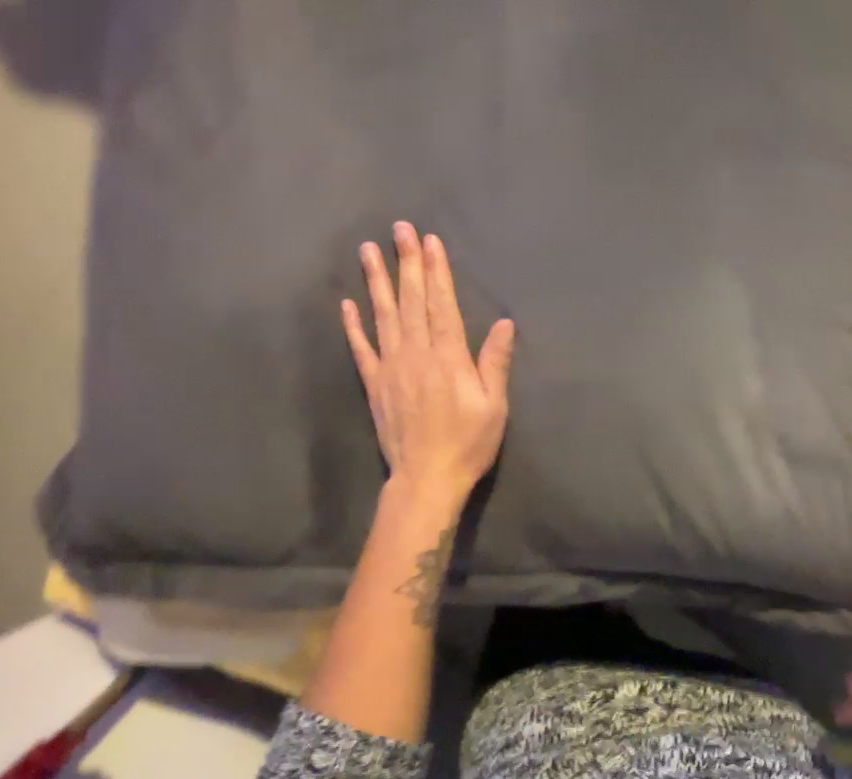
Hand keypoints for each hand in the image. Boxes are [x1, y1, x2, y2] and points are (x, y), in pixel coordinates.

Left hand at [343, 221, 516, 505]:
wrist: (427, 477)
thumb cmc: (468, 444)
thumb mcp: (494, 406)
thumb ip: (495, 363)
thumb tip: (505, 324)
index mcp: (449, 357)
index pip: (442, 304)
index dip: (437, 271)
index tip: (430, 240)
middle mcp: (417, 354)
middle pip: (412, 301)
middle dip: (407, 263)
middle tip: (399, 228)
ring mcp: (391, 368)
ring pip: (384, 316)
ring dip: (377, 282)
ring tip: (369, 250)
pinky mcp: (375, 385)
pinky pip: (361, 349)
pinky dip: (354, 325)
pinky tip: (347, 303)